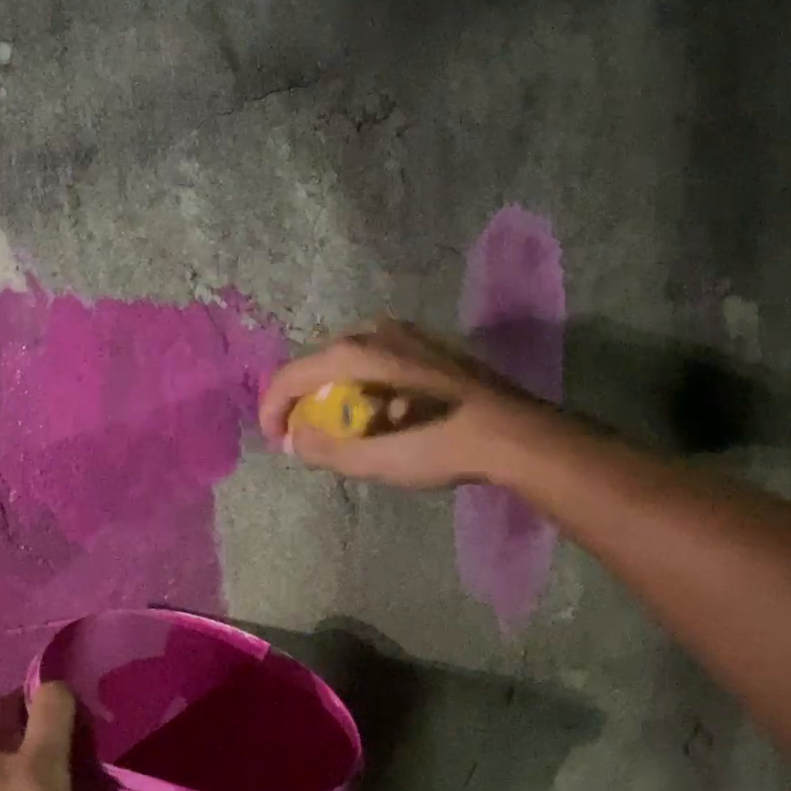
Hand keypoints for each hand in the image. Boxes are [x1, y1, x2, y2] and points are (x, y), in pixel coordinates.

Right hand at [258, 318, 533, 488]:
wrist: (516, 434)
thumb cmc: (441, 445)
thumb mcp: (376, 459)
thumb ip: (325, 449)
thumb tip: (294, 439)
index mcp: (355, 354)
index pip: (292, 375)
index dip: (274, 409)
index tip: (278, 442)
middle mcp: (374, 331)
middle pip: (318, 363)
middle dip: (305, 400)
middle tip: (307, 437)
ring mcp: (404, 333)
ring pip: (349, 360)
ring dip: (336, 393)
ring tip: (344, 428)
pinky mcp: (428, 344)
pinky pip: (378, 360)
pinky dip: (365, 385)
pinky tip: (383, 413)